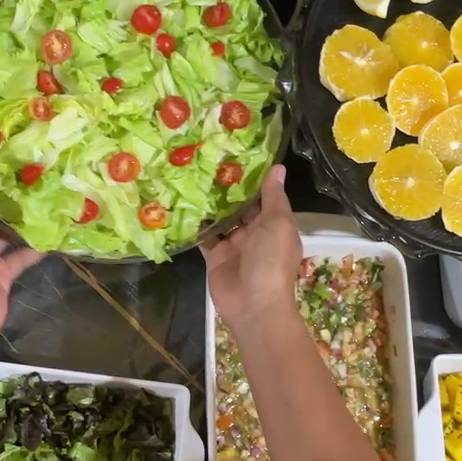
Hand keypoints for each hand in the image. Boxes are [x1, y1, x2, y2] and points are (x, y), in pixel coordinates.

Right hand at [202, 165, 301, 334]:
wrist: (254, 305)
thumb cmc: (271, 261)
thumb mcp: (278, 224)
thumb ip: (273, 197)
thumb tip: (277, 168)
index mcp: (275, 225)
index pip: (264, 198)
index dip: (253, 179)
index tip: (237, 155)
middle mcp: (255, 234)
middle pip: (241, 208)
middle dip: (228, 190)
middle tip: (207, 161)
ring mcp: (234, 247)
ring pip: (222, 221)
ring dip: (211, 205)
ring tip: (193, 178)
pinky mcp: (215, 258)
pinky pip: (205, 238)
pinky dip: (197, 226)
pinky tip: (183, 205)